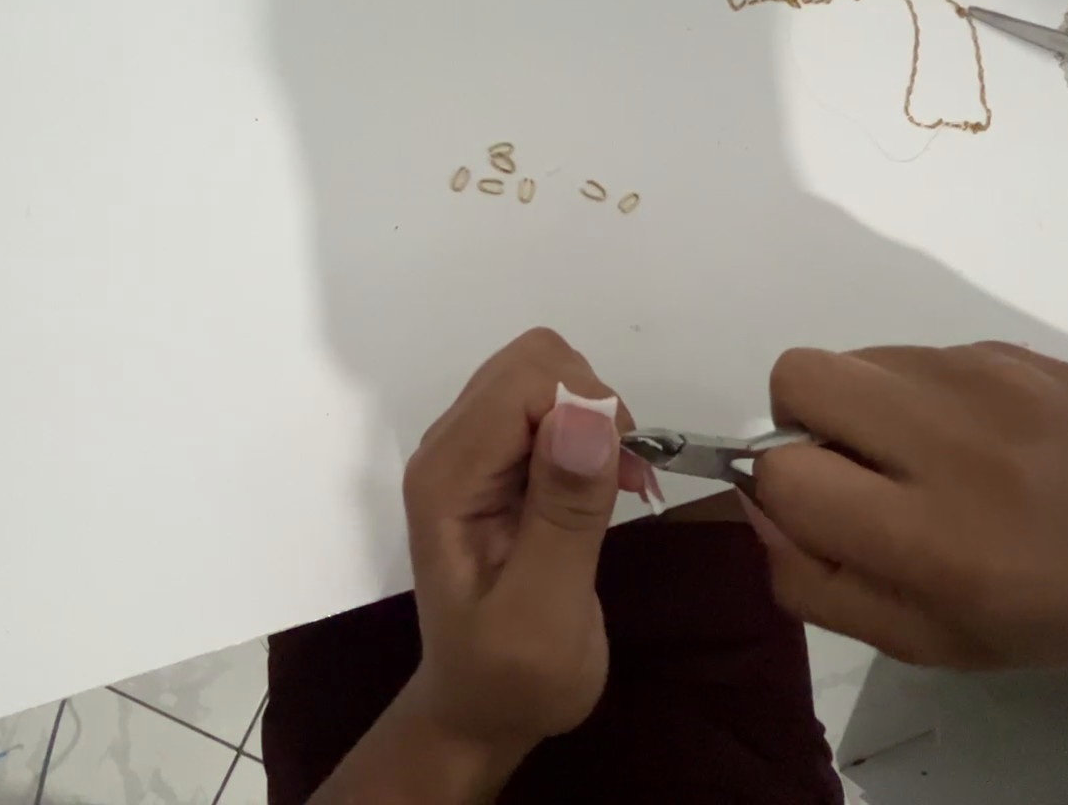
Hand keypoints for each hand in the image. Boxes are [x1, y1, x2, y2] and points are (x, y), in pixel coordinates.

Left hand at [398, 328, 641, 756]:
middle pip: (528, 360)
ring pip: (540, 372)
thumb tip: (587, 415)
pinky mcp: (496, 456)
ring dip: (593, 412)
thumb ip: (564, 515)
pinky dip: (589, 425)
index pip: (519, 383)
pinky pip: (546, 401)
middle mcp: (450, 445)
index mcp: (447, 476)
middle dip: (591, 402)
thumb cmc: (512, 677)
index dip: (583, 407)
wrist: (481, 706)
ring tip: (616, 481)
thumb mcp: (545, 614)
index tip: (620, 470)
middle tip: (620, 474)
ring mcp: (470, 447)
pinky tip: (606, 479)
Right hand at [745, 342, 1067, 668]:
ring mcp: (985, 377)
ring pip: (848, 359)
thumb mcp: (925, 642)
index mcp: (937, 538)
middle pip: (797, 376)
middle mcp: (957, 440)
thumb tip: (756, 500)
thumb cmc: (1057, 615)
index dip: (782, 490)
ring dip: (857, 405)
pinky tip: (971, 433)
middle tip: (850, 461)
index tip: (821, 507)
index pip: (785, 473)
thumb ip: (813, 582)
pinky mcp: (1006, 347)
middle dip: (797, 419)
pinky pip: (906, 354)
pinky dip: (909, 392)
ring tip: (922, 450)